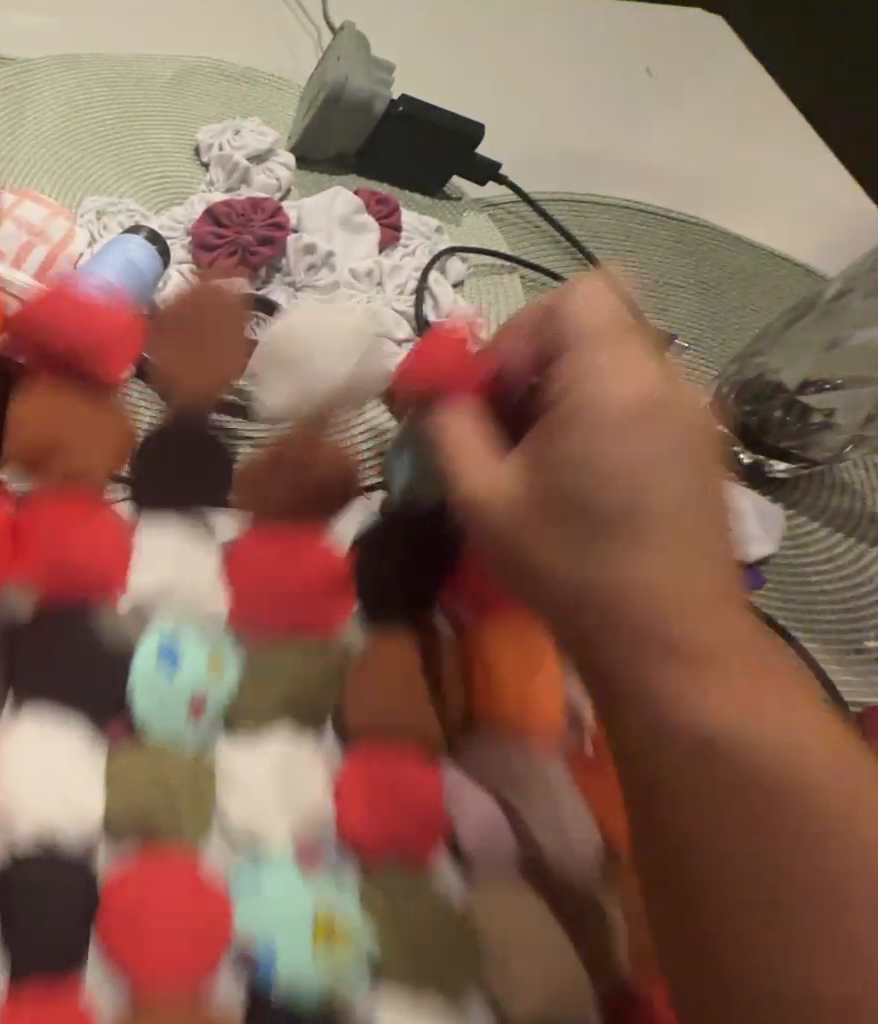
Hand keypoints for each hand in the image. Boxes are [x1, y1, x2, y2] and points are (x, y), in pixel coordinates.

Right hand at [426, 275, 746, 668]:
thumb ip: (448, 427)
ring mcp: (688, 408)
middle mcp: (665, 378)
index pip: (576, 294)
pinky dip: (584, 410)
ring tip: (521, 452)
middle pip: (591, 324)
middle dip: (527, 362)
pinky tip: (561, 469)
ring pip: (608, 357)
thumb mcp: (478, 494)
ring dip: (552, 388)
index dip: (517, 331)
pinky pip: (630, 391)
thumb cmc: (561, 560)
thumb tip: (432, 392)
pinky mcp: (692, 437)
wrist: (660, 627)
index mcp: (613, 382)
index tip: (486, 392)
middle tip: (491, 426)